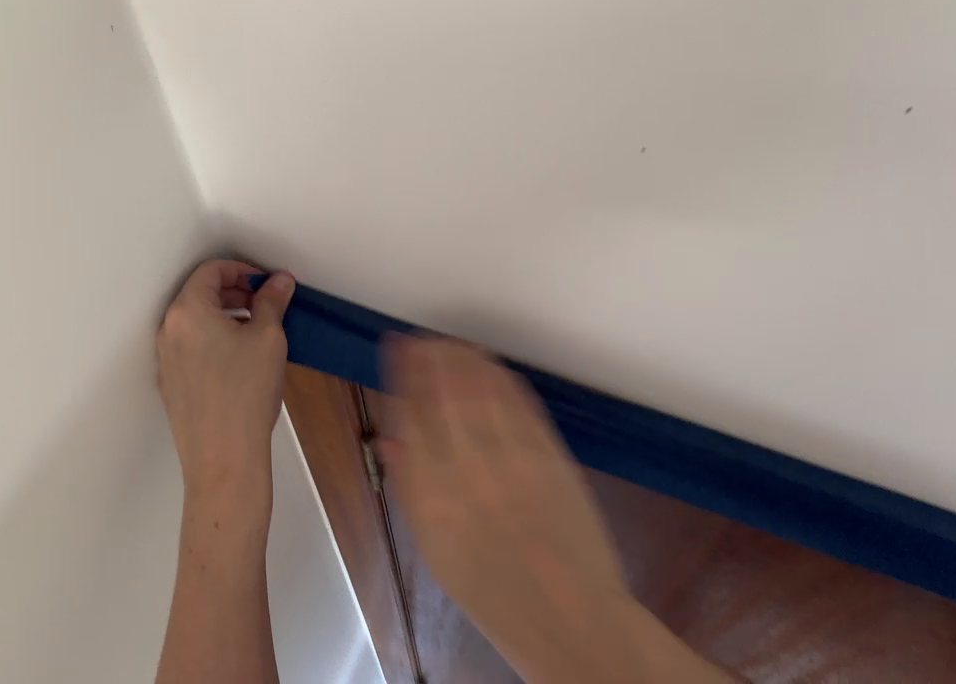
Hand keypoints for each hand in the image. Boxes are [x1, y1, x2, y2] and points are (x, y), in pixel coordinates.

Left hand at [156, 260, 294, 503]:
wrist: (224, 458)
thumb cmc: (247, 393)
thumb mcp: (268, 338)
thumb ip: (272, 301)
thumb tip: (280, 281)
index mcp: (188, 311)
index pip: (210, 271)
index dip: (241, 269)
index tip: (266, 282)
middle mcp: (169, 330)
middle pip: (199, 293)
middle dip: (234, 291)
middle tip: (265, 303)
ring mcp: (166, 358)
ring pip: (195, 320)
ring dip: (224, 315)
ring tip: (257, 329)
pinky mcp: (171, 382)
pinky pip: (191, 345)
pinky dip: (213, 338)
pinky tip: (241, 357)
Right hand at [382, 337, 727, 683]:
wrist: (566, 615)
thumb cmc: (490, 590)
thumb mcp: (433, 547)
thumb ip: (409, 488)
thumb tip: (390, 440)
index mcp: (430, 490)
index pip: (409, 409)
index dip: (402, 371)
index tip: (396, 349)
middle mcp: (466, 463)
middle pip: (442, 387)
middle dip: (429, 355)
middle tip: (421, 339)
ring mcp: (511, 454)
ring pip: (479, 385)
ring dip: (462, 357)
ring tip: (450, 343)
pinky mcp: (549, 452)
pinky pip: (519, 401)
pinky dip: (500, 376)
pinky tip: (490, 366)